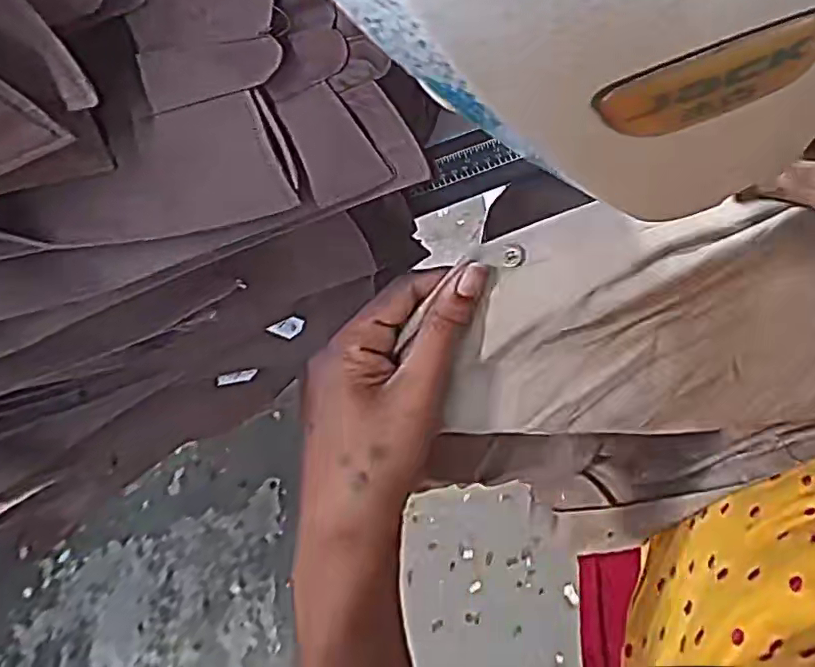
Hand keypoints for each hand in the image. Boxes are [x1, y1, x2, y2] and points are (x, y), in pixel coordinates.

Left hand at [298, 264, 487, 538]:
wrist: (349, 535)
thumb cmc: (376, 467)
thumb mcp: (420, 387)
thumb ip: (445, 326)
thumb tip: (467, 278)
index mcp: (342, 347)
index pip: (401, 291)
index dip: (443, 282)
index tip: (479, 282)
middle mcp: (334, 359)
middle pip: (397, 313)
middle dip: (438, 310)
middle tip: (477, 313)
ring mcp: (340, 383)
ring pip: (395, 339)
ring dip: (430, 337)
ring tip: (461, 344)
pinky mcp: (351, 403)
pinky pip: (389, 363)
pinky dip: (418, 361)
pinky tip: (437, 374)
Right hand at [752, 84, 814, 244]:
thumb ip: (778, 178)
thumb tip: (739, 174)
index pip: (776, 89)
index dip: (748, 104)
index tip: (723, 118)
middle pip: (794, 95)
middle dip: (767, 114)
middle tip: (738, 134)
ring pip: (814, 105)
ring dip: (791, 124)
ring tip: (765, 144)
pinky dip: (814, 130)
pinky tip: (806, 151)